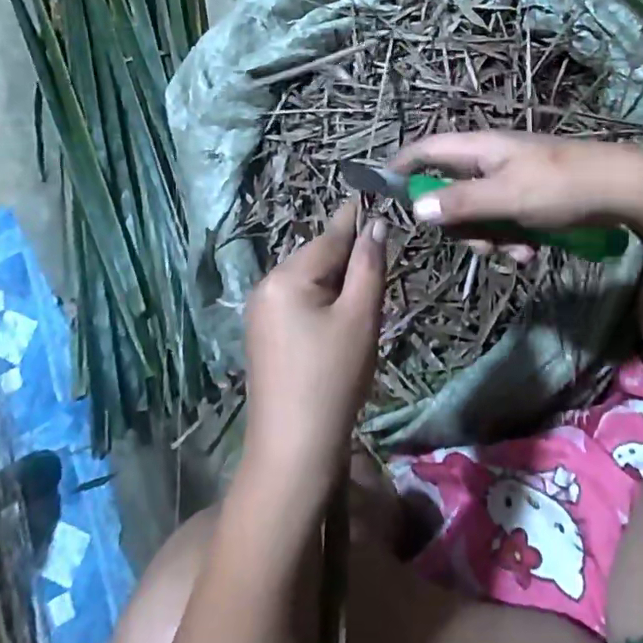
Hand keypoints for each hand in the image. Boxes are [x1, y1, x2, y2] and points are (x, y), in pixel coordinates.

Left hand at [241, 202, 387, 494]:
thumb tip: (375, 225)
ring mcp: (260, 313)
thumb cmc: (333, 377)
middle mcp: (265, 287)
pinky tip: (340, 323)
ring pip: (309, 282)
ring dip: (337, 283)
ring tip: (366, 300)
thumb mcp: (360, 317)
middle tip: (383, 264)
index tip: (373, 194)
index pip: (329, 237)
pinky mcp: (263, 336)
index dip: (355, 219)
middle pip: (316, 259)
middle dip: (348, 259)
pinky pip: (298, 304)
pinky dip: (322, 304)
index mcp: (286, 277)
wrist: (294, 447)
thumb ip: (368, 266)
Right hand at [389, 132, 642, 250]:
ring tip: (517, 254)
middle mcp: (489, 161)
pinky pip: (504, 222)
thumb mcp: (506, 197)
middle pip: (449, 194)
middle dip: (461, 226)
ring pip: (477, 214)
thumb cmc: (561, 187)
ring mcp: (510, 180)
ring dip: (491, 239)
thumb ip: (460, 203)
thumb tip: (416, 209)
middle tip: (480, 244)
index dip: (401, 167)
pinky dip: (512, 240)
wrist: (625, 190)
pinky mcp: (529, 199)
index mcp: (479, 149)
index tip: (383, 191)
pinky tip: (532, 254)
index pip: (426, 149)